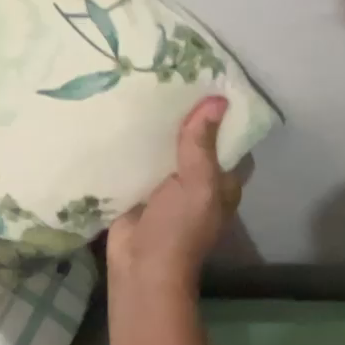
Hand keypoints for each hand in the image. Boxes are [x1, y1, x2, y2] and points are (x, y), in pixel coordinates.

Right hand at [107, 97, 241, 299]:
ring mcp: (164, 185)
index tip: (206, 81)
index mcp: (220, 181)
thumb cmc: (178, 230)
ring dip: (153, 128)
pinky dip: (128, 145)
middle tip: (166, 77)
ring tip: (139, 88)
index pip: (228, 140)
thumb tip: (217, 100)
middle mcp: (195, 180)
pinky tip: (116, 119)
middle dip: (182, 115)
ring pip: (162, 149)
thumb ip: (202, 145)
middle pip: (193, 140)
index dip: (222, 114)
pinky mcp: (136, 189)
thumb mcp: (197, 185)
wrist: (140, 267)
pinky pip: (135, 161)